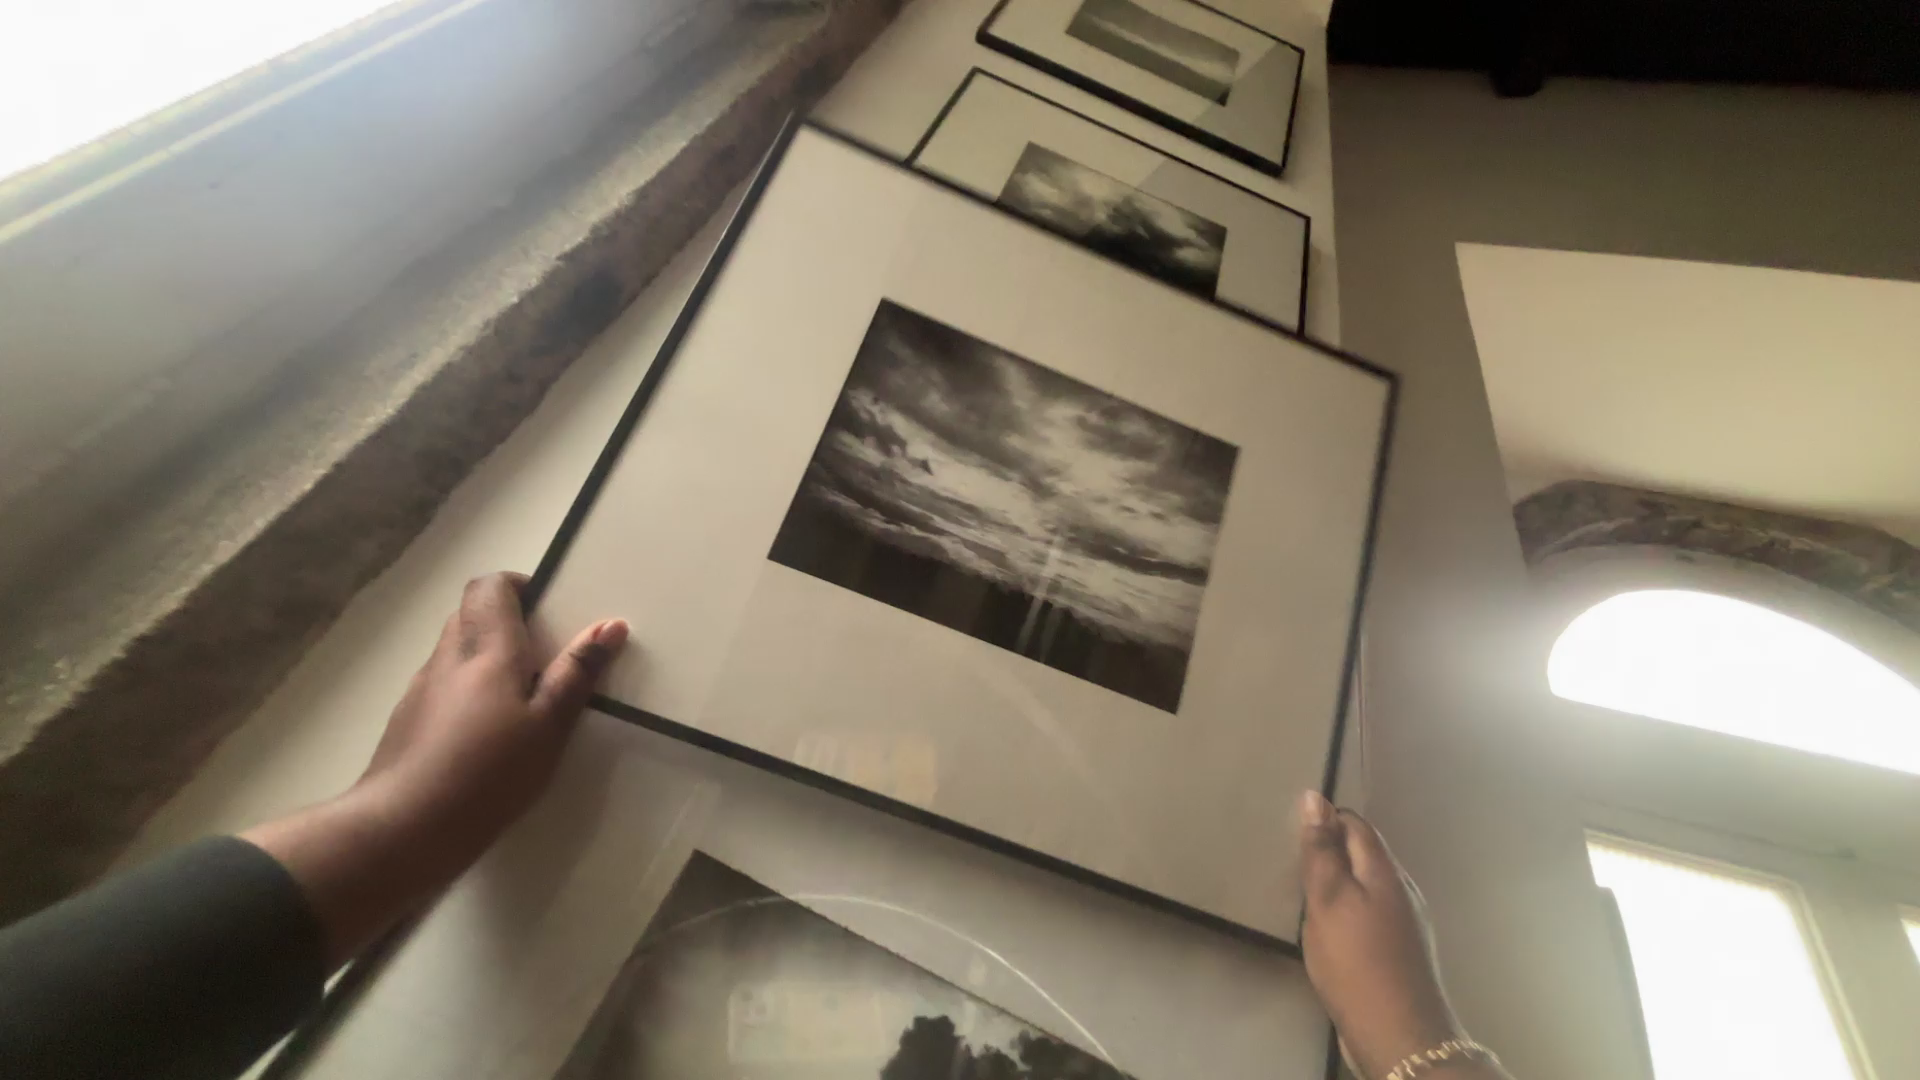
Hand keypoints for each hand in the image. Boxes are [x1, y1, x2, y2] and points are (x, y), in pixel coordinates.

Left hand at [245, 572, 627, 966]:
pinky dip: (471, 688)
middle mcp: (447, 658)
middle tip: (548, 649)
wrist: (401, 832)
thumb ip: (578, 672)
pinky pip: (445, 684)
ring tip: (526, 693)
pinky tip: (491, 730)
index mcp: (486, 649)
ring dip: (489, 654)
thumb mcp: (549, 723)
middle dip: (508, 618)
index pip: (489, 586)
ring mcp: (421, 690)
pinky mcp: (408, 722)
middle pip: (470, 613)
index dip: (518, 585)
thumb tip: (610, 624)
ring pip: (456, 649)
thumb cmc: (488, 772)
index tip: (550, 607)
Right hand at [1298, 790, 1463, 1079]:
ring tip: (1302, 889)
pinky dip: (1346, 907)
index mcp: (1385, 871)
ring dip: (1337, 880)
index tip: (1290, 827)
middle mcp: (1401, 890)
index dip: (1325, 818)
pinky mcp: (1399, 951)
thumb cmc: (1356, 960)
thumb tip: (1315, 798)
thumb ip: (1321, 850)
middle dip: (1330, 848)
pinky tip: (1327, 925)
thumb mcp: (1328, 898)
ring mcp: (1405, 923)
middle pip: (1363, 852)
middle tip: (1289, 857)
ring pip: (1366, 883)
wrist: (1400, 1039)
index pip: (1355, 824)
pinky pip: (1369, 910)